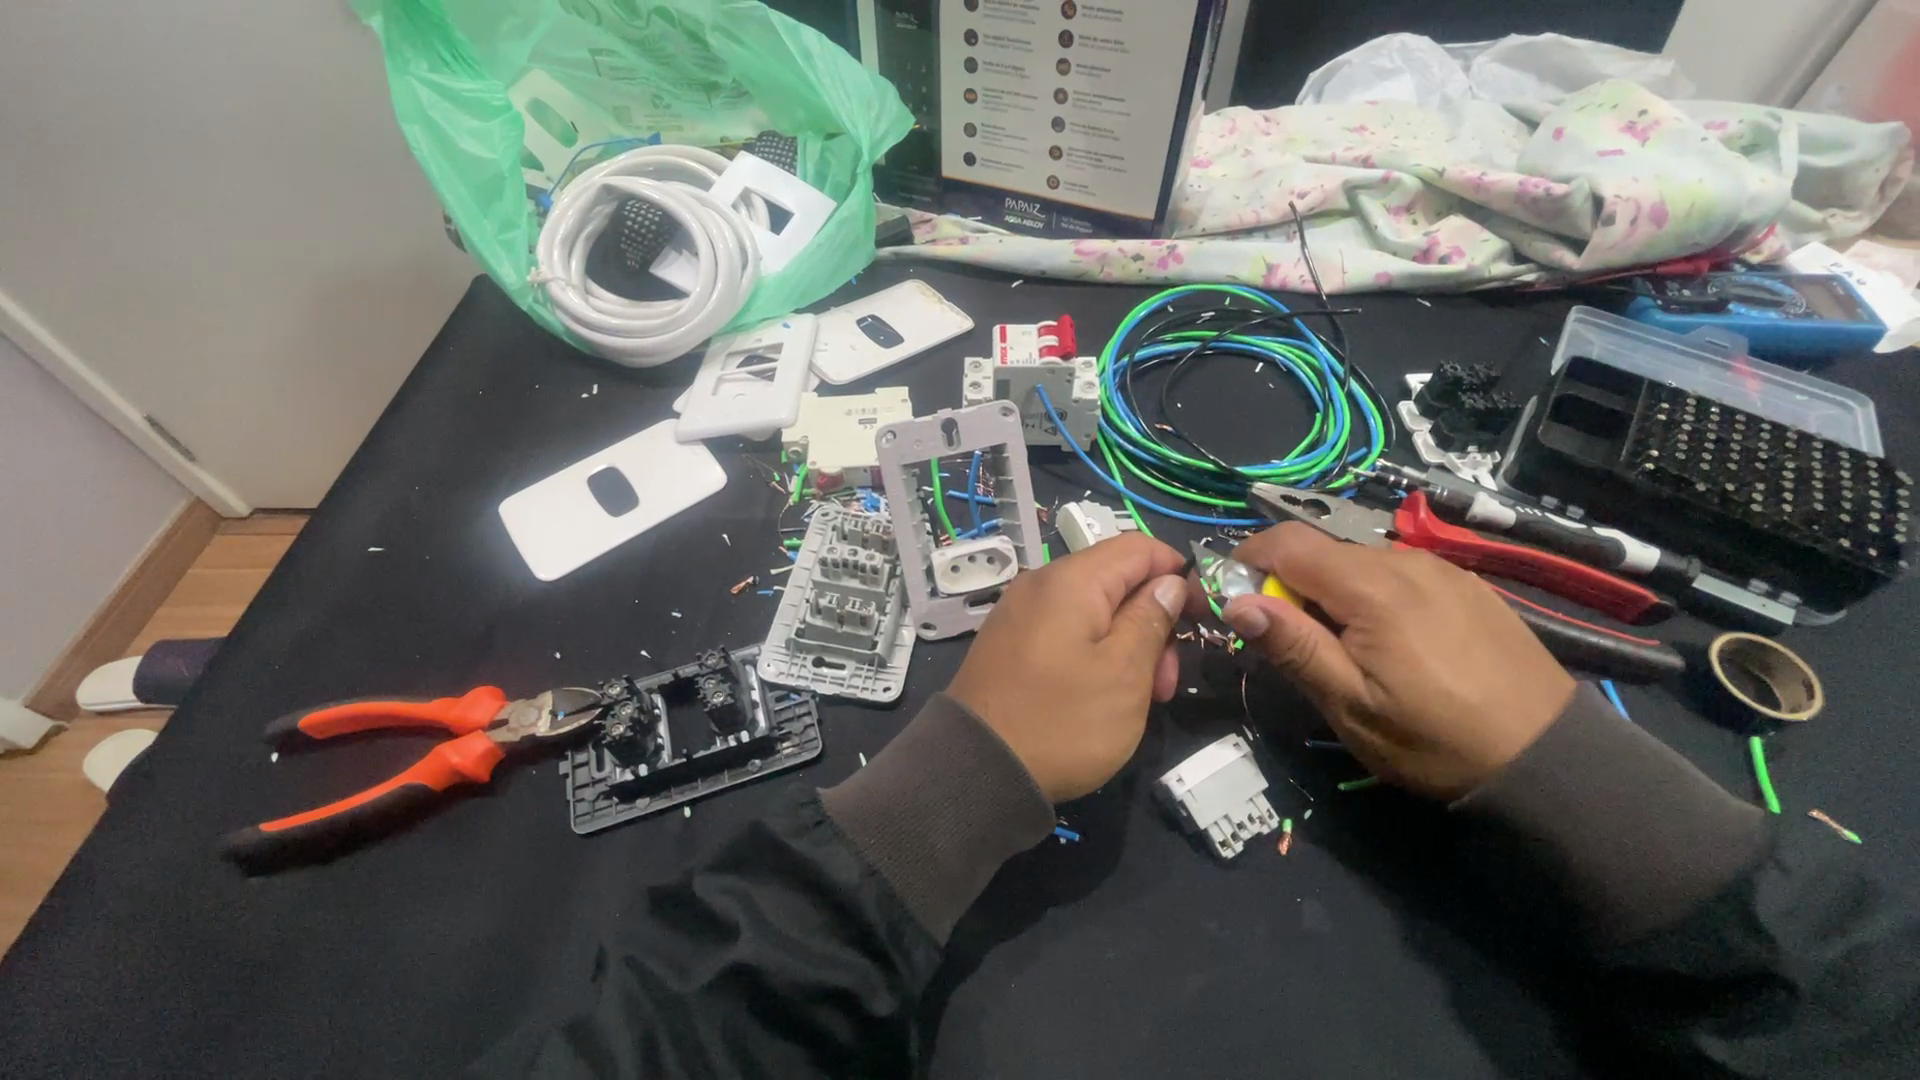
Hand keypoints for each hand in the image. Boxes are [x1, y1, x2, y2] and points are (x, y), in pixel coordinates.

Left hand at [948, 534, 1187, 801]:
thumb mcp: (1124, 674)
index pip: (1138, 547)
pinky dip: (1095, 654)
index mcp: (1071, 580)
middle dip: (1153, 623)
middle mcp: (1041, 585)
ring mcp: (1020, 614)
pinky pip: (1065, 633)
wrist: (976, 770)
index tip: (1202, 617)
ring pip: (1092, 611)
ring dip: (1127, 645)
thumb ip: (1151, 619)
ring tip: (1142, 699)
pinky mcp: (1010, 644)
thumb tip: (1168, 582)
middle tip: (1166, 683)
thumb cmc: (1061, 721)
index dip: (1177, 573)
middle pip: (1115, 582)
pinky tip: (1105, 695)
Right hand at [1216, 524, 1575, 798]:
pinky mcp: (1465, 585)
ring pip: (1356, 561)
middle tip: (1289, 640)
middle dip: (1286, 583)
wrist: (1551, 760)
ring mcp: (1441, 569)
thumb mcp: (1350, 704)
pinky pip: (1394, 573)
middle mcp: (1405, 562)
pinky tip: (1389, 642)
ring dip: (1327, 590)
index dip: (1246, 561)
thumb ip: (1292, 645)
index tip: (1236, 602)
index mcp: (1371, 587)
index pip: (1284, 542)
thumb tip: (1236, 601)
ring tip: (1341, 647)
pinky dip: (1367, 594)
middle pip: (1319, 550)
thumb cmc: (1435, 739)